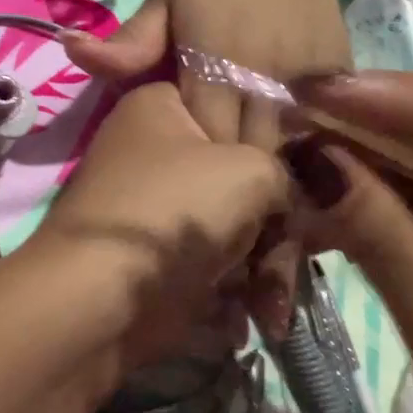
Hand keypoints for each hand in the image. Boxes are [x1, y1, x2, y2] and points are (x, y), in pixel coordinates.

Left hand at [30, 82, 289, 367]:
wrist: (101, 300)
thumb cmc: (174, 210)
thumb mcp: (250, 170)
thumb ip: (285, 169)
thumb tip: (291, 192)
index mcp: (160, 105)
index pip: (232, 99)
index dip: (275, 133)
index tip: (311, 166)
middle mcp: (153, 149)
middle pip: (237, 171)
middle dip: (273, 214)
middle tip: (300, 241)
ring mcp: (153, 206)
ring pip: (231, 223)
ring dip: (261, 261)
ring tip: (274, 294)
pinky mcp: (156, 257)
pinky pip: (214, 263)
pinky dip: (236, 287)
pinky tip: (256, 312)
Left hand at [67, 0, 349, 148]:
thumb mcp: (159, 1)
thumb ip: (125, 45)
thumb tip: (66, 51)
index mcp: (213, 63)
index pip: (207, 143)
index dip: (199, 164)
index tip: (190, 173)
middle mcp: (264, 75)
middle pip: (253, 153)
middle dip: (237, 170)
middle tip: (224, 176)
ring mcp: (308, 73)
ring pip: (294, 143)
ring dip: (273, 155)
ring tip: (256, 163)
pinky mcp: (340, 67)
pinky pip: (325, 120)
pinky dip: (307, 132)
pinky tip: (292, 134)